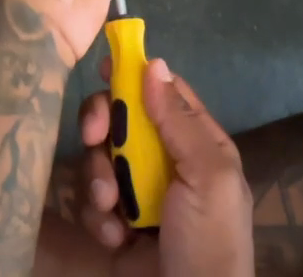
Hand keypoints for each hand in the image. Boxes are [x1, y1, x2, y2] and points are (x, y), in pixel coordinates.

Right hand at [74, 59, 254, 276]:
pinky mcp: (116, 224)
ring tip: (111, 209)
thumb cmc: (210, 239)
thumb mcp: (209, 177)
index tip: (105, 70)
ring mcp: (139, 193)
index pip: (163, 93)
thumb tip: (154, 62)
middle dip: (104, 126)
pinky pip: (92, 200)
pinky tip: (113, 236)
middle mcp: (166, 161)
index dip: (134, 76)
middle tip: (94, 136)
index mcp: (197, 144)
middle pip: (123, 119)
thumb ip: (180, 120)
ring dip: (99, 180)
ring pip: (101, 158)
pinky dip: (98, 217)